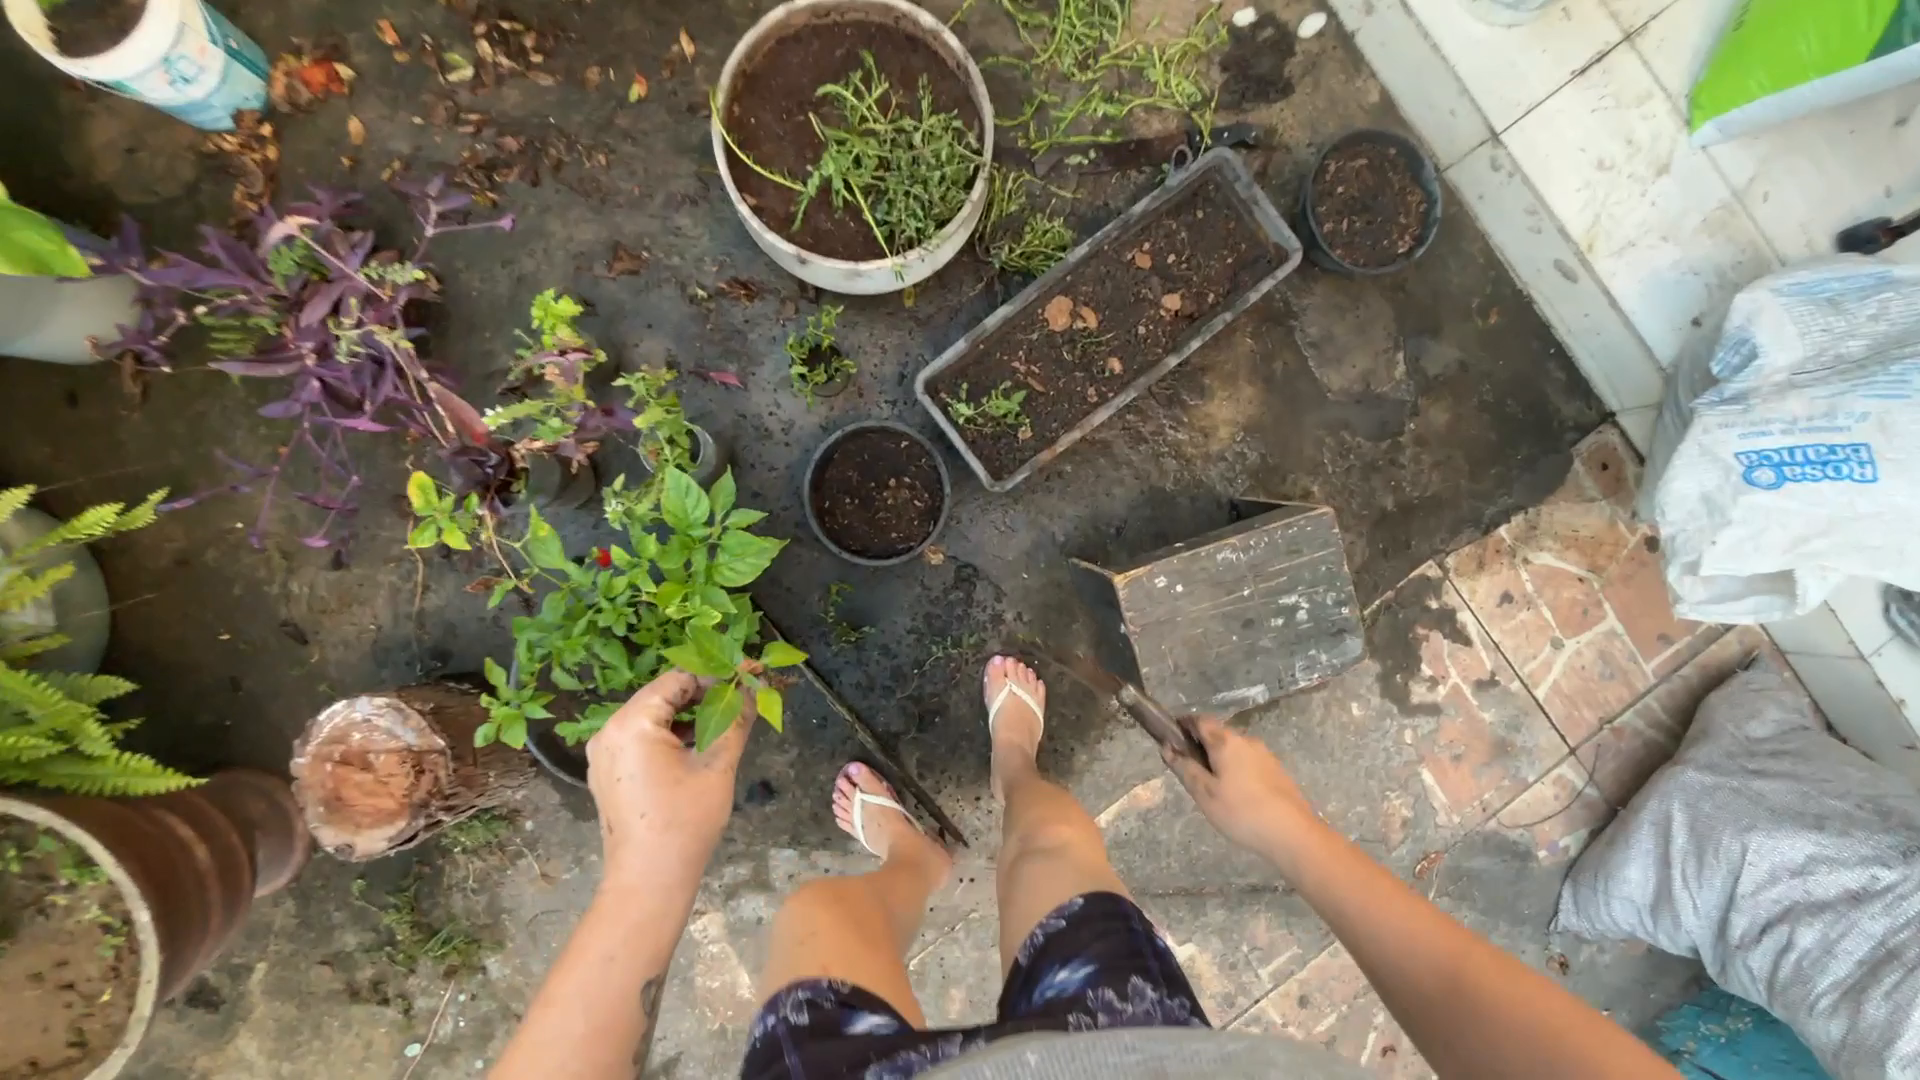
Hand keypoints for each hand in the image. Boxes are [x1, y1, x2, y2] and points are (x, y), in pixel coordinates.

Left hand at [585, 671, 750, 886]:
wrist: (649, 880)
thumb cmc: (685, 820)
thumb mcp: (718, 764)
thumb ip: (736, 719)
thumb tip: (755, 687)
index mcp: (632, 723)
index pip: (678, 679)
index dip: (715, 676)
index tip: (747, 679)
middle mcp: (609, 732)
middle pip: (663, 696)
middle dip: (703, 694)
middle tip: (742, 699)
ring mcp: (604, 754)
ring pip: (653, 718)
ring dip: (689, 715)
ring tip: (726, 721)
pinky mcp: (609, 774)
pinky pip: (641, 739)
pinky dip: (671, 735)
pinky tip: (699, 745)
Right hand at [1162, 715, 1321, 861]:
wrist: (1293, 834)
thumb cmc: (1241, 811)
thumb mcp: (1204, 793)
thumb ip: (1184, 767)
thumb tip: (1166, 746)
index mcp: (1226, 741)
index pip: (1199, 719)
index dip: (1182, 725)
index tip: (1171, 741)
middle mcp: (1246, 740)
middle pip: (1217, 733)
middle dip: (1200, 745)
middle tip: (1189, 771)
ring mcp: (1265, 754)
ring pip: (1233, 748)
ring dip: (1218, 758)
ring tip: (1212, 787)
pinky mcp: (1276, 770)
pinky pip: (1248, 760)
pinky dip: (1235, 768)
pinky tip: (1236, 794)